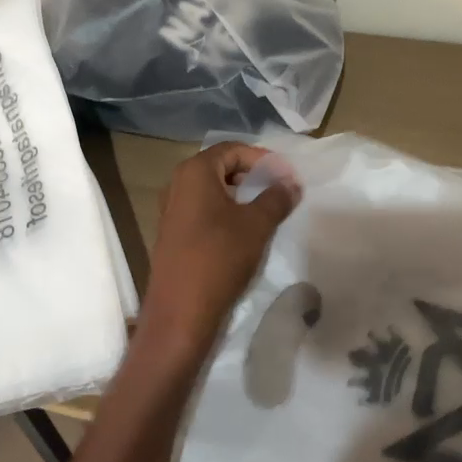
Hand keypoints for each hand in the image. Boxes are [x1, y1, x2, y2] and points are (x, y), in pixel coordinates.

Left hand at [140, 142, 299, 348]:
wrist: (180, 311)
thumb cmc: (219, 257)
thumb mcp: (256, 225)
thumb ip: (276, 198)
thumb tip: (291, 184)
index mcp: (194, 172)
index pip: (232, 150)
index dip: (262, 158)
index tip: (287, 174)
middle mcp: (177, 184)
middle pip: (220, 167)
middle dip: (252, 175)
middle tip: (280, 189)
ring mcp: (171, 210)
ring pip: (211, 191)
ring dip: (240, 196)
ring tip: (267, 210)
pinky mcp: (172, 234)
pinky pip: (203, 211)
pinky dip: (225, 213)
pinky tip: (244, 231)